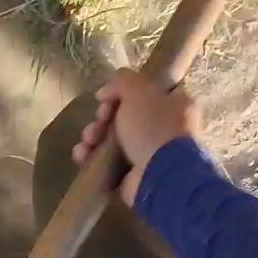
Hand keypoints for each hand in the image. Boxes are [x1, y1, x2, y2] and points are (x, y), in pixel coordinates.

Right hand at [71, 68, 201, 204]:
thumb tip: (105, 93)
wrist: (159, 176)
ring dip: (93, 135)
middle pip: (124, 115)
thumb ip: (121, 81)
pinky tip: (82, 155)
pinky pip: (106, 162)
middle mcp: (163, 128)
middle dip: (103, 116)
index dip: (123, 92)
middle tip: (100, 120)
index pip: (147, 92)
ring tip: (89, 140)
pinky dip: (91, 157)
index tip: (109, 97)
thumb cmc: (153, 128)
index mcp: (174, 105)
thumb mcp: (138, 91)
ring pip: (112, 138)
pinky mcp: (130, 175)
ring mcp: (147, 153)